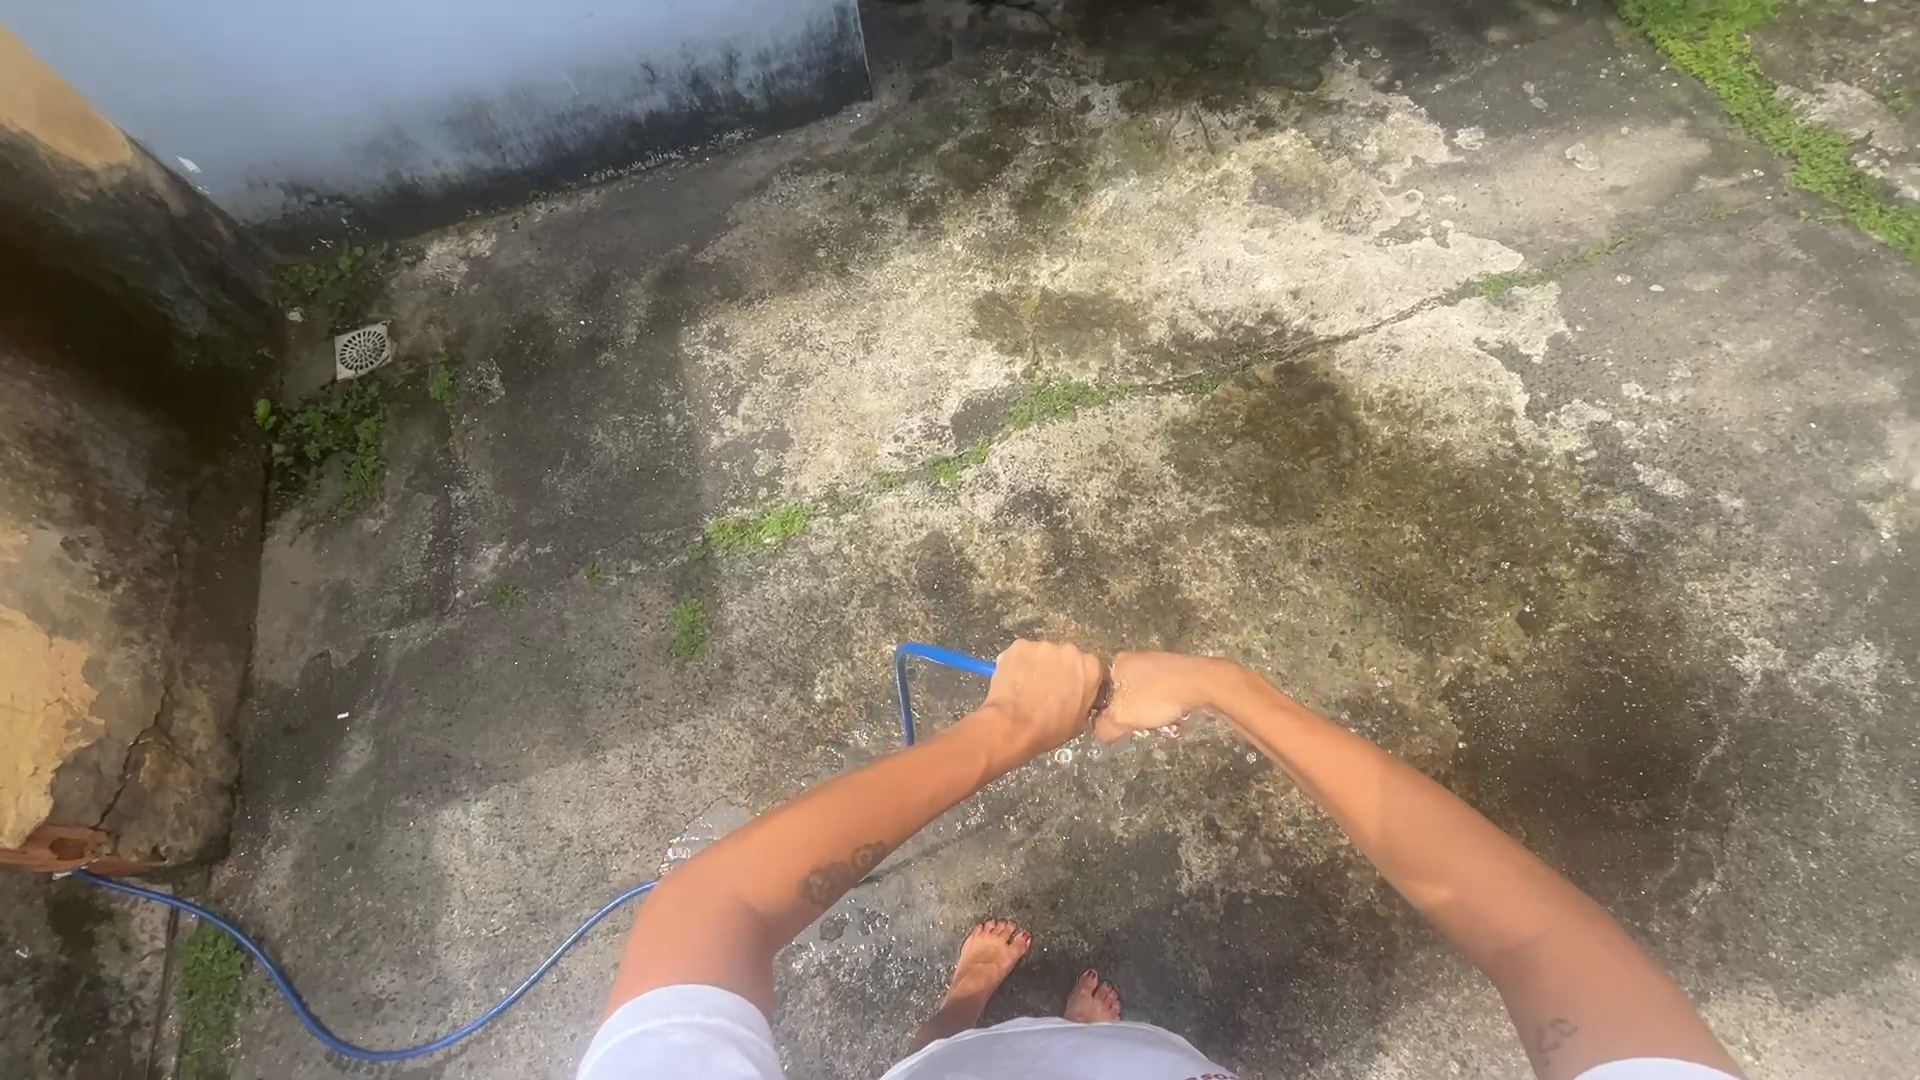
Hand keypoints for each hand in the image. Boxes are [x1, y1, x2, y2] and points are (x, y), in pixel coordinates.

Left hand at [979, 639, 1104, 756]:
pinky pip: (1020, 653)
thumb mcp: (1079, 720)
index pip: (1087, 668)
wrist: (1015, 724)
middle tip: (1045, 688)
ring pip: (1040, 653)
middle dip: (1056, 669)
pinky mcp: (1019, 645)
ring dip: (1035, 666)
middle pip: (1064, 656)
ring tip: (1025, 686)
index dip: (1076, 679)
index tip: (1067, 690)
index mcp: (1091, 668)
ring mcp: (1043, 646)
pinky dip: (1016, 663)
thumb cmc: (1050, 728)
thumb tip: (1075, 697)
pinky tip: (1011, 680)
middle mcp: (1070, 651)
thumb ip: (1083, 699)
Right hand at [1091, 652, 1236, 742]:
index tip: (1120, 725)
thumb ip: (1104, 727)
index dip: (1109, 712)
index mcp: (1117, 663)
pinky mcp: (1180, 669)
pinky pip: (1167, 693)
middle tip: (1144, 726)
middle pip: (1127, 695)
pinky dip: (1170, 706)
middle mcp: (1136, 658)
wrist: (1201, 683)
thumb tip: (1099, 731)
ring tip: (1164, 724)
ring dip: (1154, 713)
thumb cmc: (1156, 697)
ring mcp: (1159, 662)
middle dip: (1135, 714)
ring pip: (1149, 696)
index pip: (1102, 691)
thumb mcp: (1122, 718)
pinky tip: (1177, 716)